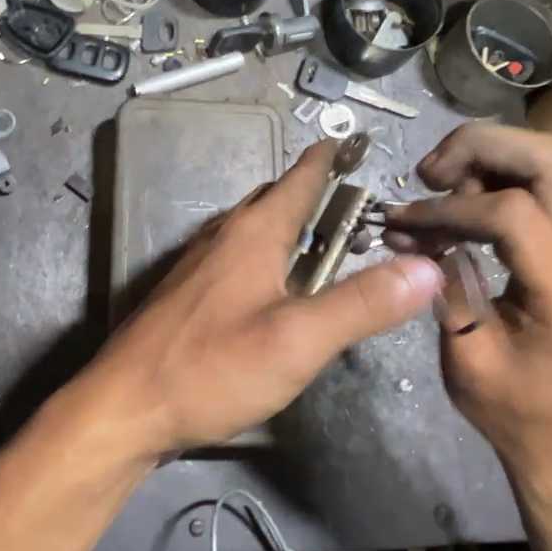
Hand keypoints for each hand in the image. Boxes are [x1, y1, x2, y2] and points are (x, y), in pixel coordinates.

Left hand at [79, 140, 444, 456]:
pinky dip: (269, 257)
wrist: (125, 407)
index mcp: (252, 233)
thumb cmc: (211, 368)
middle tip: (357, 206)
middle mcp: (223, 237)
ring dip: (291, 227)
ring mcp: (200, 266)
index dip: (329, 160)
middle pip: (275, 201)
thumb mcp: (297, 340)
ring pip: (254, 230)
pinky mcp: (189, 296)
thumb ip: (361, 304)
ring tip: (327, 245)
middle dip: (314, 194)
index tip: (355, 143)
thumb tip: (427, 267)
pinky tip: (278, 290)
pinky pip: (238, 258)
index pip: (299, 179)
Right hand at [384, 124, 551, 476]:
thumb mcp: (464, 356)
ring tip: (442, 183)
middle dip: (480, 147)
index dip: (451, 207)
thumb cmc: (515, 411)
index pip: (514, 213)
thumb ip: (444, 282)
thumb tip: (412, 226)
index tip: (409, 223)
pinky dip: (502, 173)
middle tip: (431, 174)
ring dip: (490, 154)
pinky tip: (465, 200)